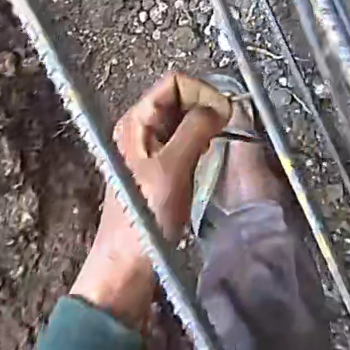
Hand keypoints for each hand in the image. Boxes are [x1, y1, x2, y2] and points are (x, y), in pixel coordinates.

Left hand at [72, 70, 231, 324]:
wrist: (127, 267)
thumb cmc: (143, 218)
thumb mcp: (172, 167)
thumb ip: (196, 128)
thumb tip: (223, 105)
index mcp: (136, 121)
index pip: (175, 82)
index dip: (201, 92)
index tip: (221, 114)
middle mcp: (142, 128)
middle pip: (182, 97)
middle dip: (207, 107)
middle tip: (222, 129)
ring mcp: (151, 147)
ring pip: (187, 118)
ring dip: (206, 125)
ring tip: (214, 144)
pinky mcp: (161, 165)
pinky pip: (188, 138)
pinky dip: (202, 141)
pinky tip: (206, 158)